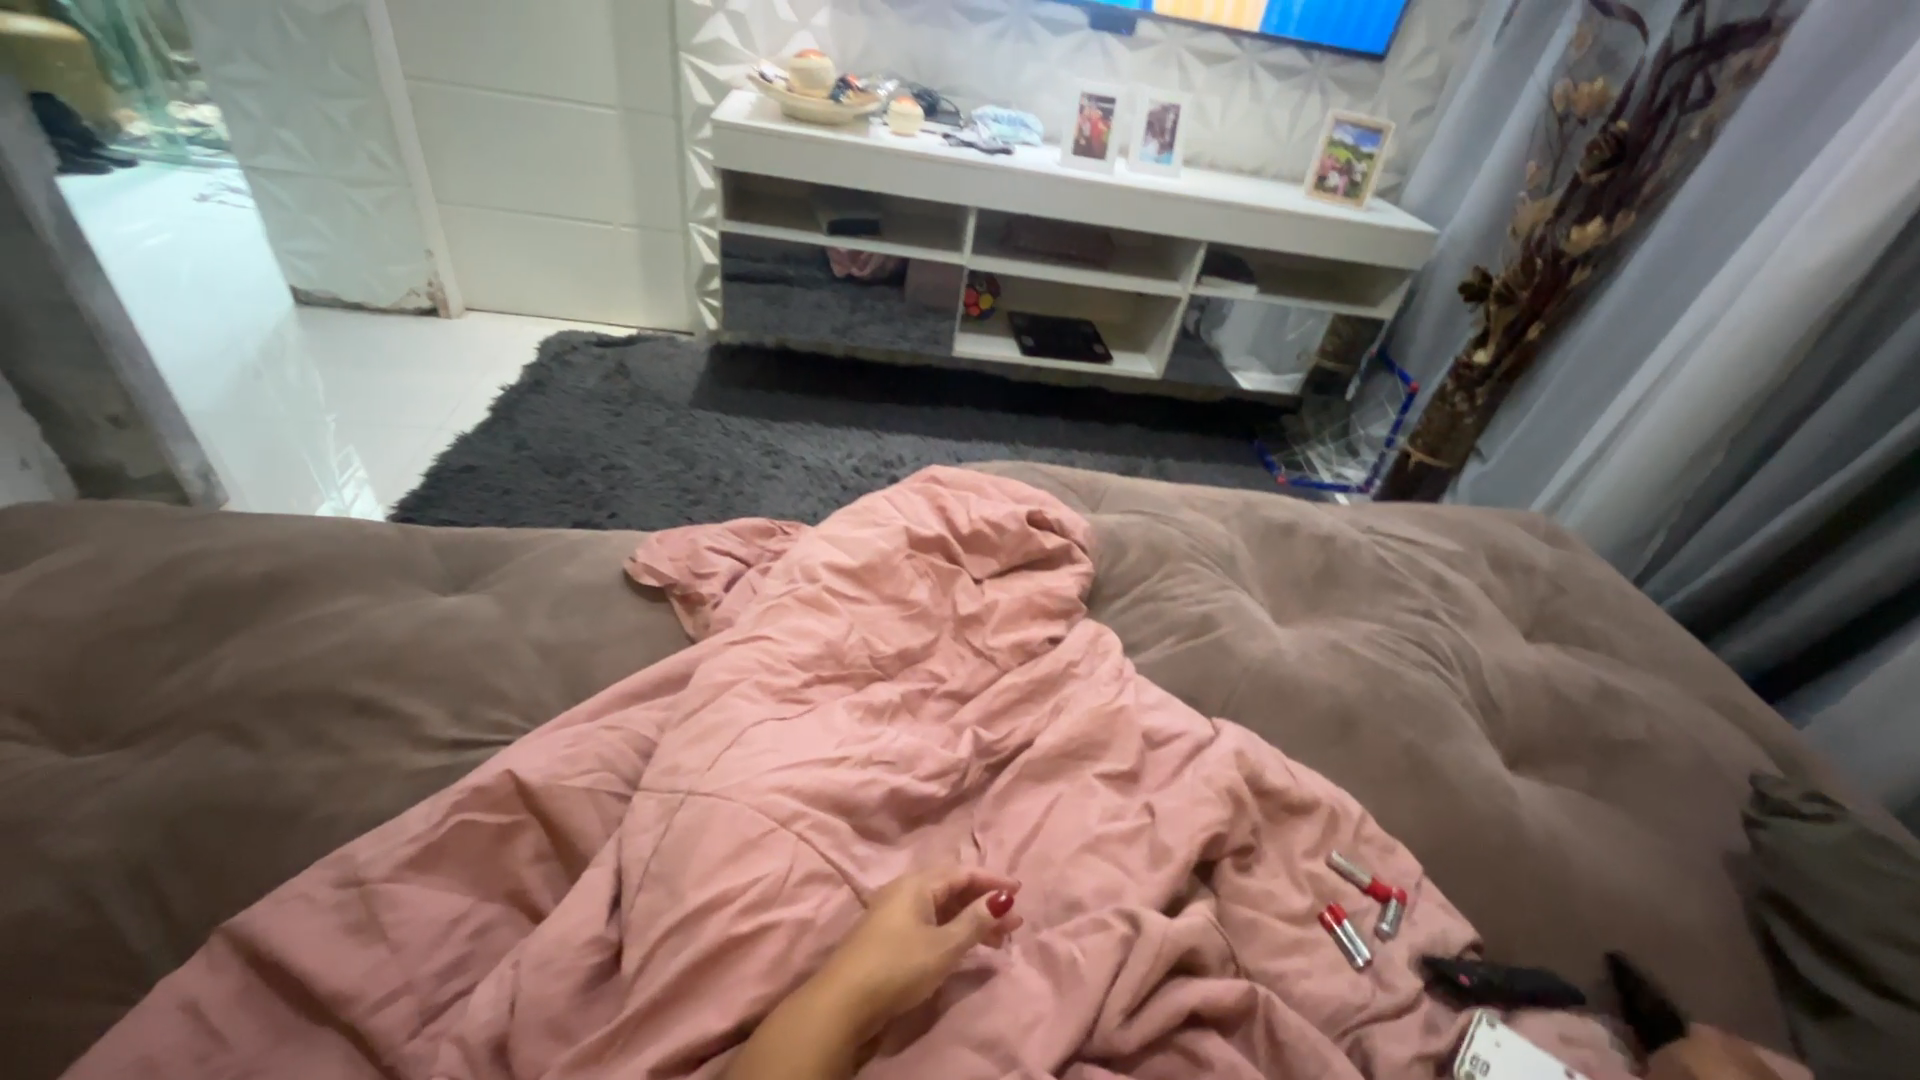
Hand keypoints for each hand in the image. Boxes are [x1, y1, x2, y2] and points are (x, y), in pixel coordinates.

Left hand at [814, 866, 1023, 1036]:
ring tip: (999, 940)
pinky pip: (931, 921)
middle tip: (1014, 923)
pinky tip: (966, 946)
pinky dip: (953, 929)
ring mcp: (895, 913)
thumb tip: (1001, 897)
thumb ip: (974, 921)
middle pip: (952, 888)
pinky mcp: (890, 936)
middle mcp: (905, 890)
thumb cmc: (898, 966)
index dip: (992, 880)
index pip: (962, 872)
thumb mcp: (943, 946)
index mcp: (917, 883)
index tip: (1019, 892)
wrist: (843, 1002)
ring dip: (971, 918)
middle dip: (984, 902)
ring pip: (942, 907)